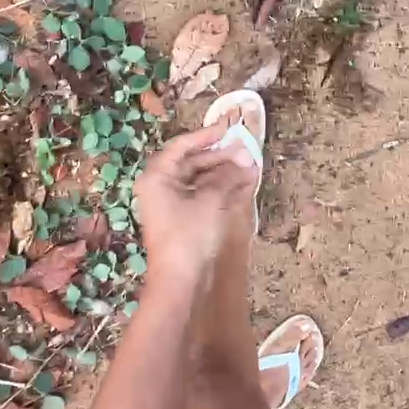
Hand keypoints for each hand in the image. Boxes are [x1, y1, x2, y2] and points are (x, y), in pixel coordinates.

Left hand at [133, 123, 256, 288]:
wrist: (181, 280)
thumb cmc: (189, 234)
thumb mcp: (210, 200)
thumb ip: (227, 176)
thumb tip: (246, 160)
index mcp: (157, 177)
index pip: (181, 147)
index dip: (205, 136)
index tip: (227, 129)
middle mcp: (161, 188)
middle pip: (192, 163)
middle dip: (221, 158)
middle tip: (247, 153)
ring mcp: (172, 205)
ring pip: (201, 181)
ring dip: (225, 174)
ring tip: (251, 169)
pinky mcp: (184, 220)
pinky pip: (204, 197)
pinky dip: (222, 190)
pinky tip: (244, 185)